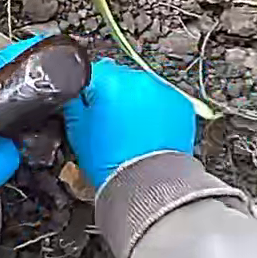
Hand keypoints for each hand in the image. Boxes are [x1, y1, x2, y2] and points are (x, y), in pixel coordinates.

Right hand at [60, 59, 197, 189]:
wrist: (147, 185)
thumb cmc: (111, 163)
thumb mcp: (78, 132)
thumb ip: (75, 104)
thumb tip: (77, 92)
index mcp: (109, 81)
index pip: (94, 72)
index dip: (90, 91)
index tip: (92, 106)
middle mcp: (138, 80)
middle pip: (120, 78)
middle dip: (116, 95)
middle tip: (113, 123)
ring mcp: (162, 90)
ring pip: (143, 88)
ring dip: (138, 102)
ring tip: (134, 132)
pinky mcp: (181, 103)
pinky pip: (165, 100)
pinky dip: (159, 112)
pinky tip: (151, 133)